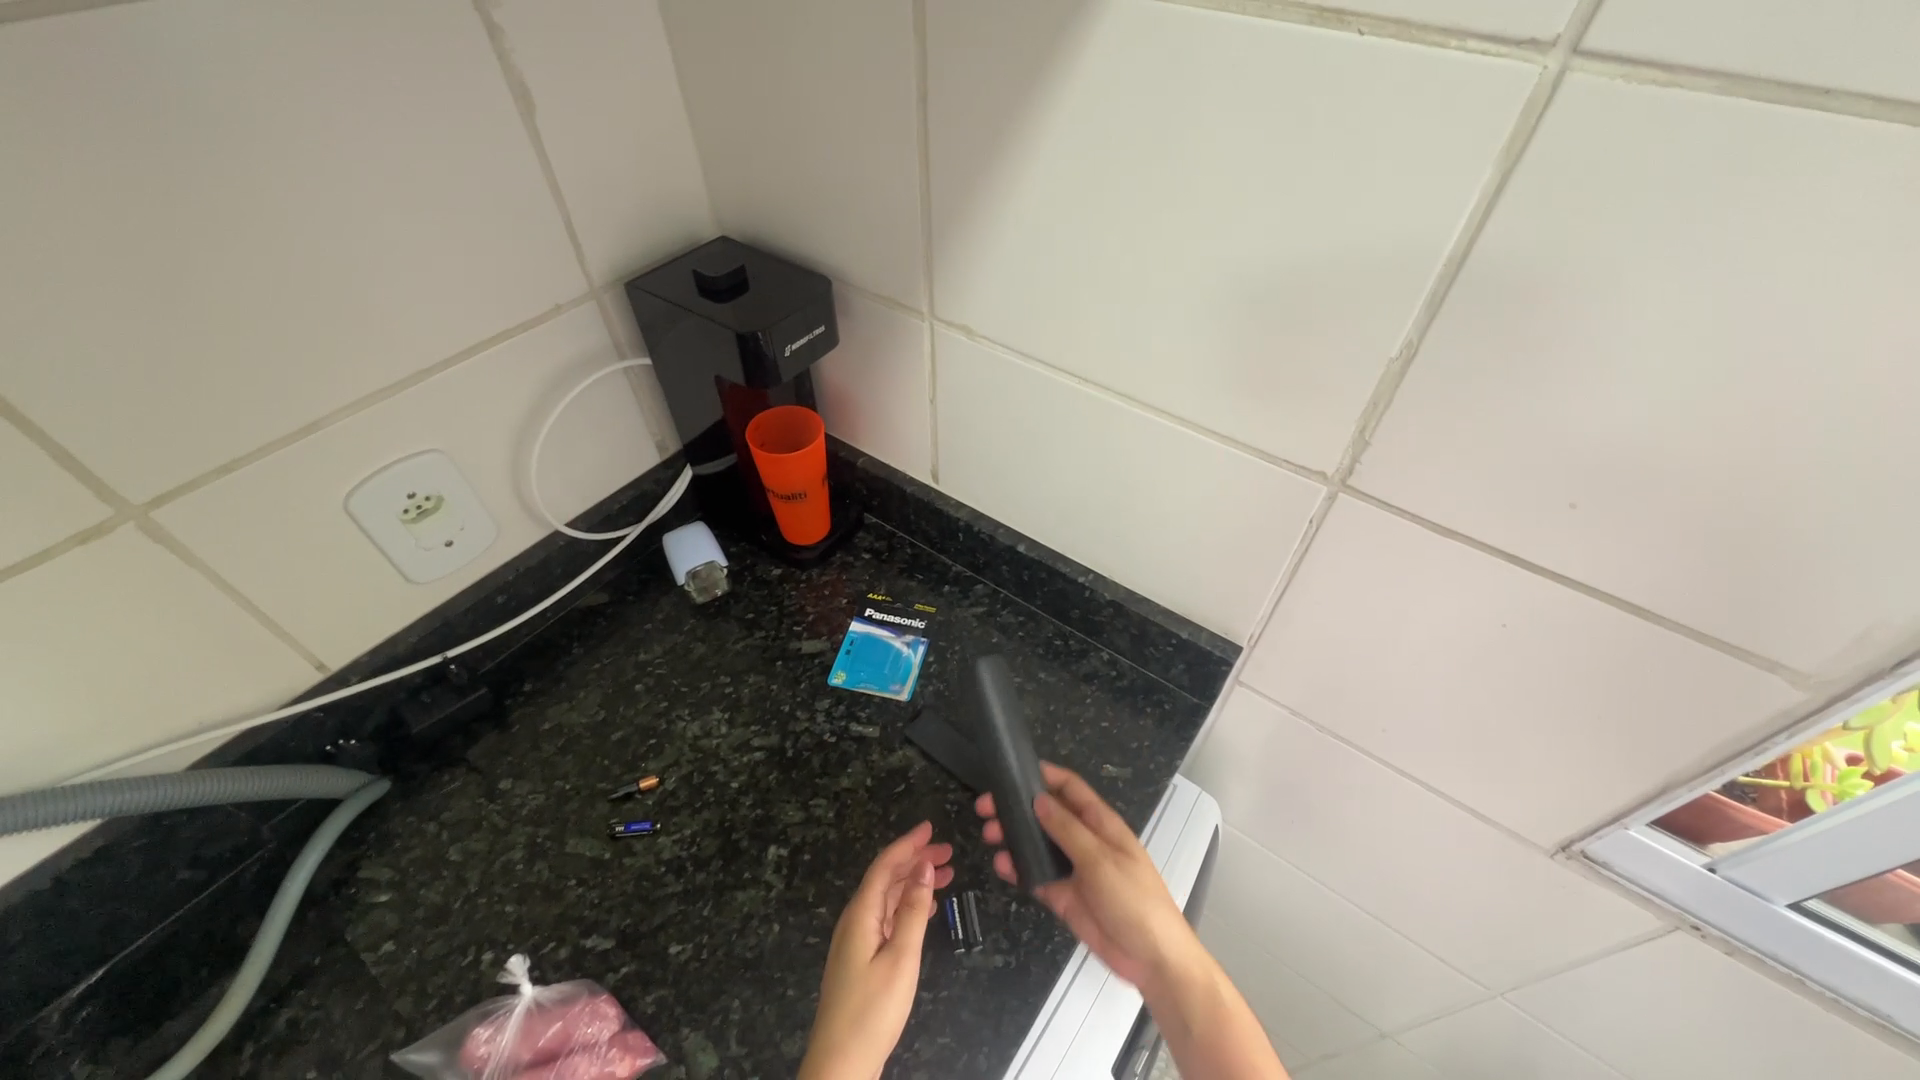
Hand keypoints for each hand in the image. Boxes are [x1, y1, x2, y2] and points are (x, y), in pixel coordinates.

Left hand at [798, 821, 954, 1079]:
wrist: (841, 1062)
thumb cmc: (873, 1010)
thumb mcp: (901, 958)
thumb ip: (913, 911)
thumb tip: (924, 868)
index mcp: (861, 914)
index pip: (885, 865)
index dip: (907, 843)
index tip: (930, 827)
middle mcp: (855, 920)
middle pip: (886, 878)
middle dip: (915, 860)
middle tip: (947, 852)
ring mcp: (856, 940)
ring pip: (887, 898)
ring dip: (914, 883)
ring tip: (945, 876)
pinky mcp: (860, 958)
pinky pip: (886, 918)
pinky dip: (907, 907)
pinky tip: (925, 910)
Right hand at [976, 763, 1200, 993]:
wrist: (1150, 958)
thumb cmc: (1133, 899)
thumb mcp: (1100, 859)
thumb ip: (1067, 830)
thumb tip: (1039, 800)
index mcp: (1101, 824)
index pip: (1070, 789)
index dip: (1045, 776)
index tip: (1012, 771)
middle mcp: (1085, 841)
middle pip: (1047, 815)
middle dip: (1017, 808)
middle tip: (986, 807)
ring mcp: (1073, 869)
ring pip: (1037, 844)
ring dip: (1013, 837)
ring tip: (989, 834)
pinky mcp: (1064, 896)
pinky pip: (1036, 875)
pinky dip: (1017, 869)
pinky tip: (1002, 865)